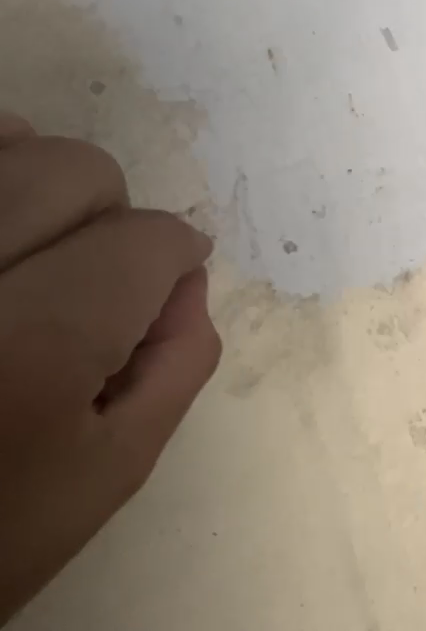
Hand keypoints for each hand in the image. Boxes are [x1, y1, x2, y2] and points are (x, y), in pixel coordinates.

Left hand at [0, 112, 220, 622]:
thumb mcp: (104, 473)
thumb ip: (175, 362)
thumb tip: (182, 279)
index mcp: (21, 352)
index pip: (145, 241)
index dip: (171, 260)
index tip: (156, 294)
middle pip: (68, 173)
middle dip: (106, 211)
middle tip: (88, 268)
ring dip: (31, 173)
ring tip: (31, 224)